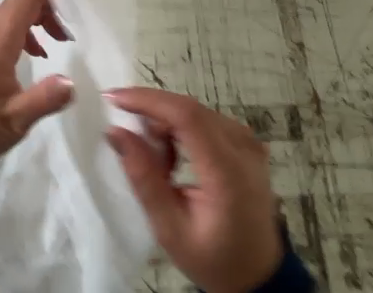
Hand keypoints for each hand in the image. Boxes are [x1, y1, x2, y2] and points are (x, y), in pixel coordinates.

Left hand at [0, 0, 74, 170]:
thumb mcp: (13, 121)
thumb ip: (43, 99)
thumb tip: (71, 80)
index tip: (76, 6)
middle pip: (21, 1)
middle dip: (49, 5)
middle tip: (72, 27)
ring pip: (13, 13)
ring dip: (39, 18)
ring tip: (61, 39)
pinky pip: (7, 28)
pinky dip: (27, 31)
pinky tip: (38, 54)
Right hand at [105, 88, 284, 292]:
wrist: (259, 273)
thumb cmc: (213, 258)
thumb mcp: (170, 230)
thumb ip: (144, 179)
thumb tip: (116, 132)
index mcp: (227, 172)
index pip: (186, 116)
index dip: (148, 100)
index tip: (114, 100)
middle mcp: (243, 147)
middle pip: (189, 109)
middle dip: (152, 116)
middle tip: (132, 144)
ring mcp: (248, 141)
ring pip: (194, 111)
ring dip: (167, 126)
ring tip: (161, 167)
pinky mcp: (247, 141)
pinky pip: (205, 119)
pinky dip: (182, 131)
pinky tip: (176, 160)